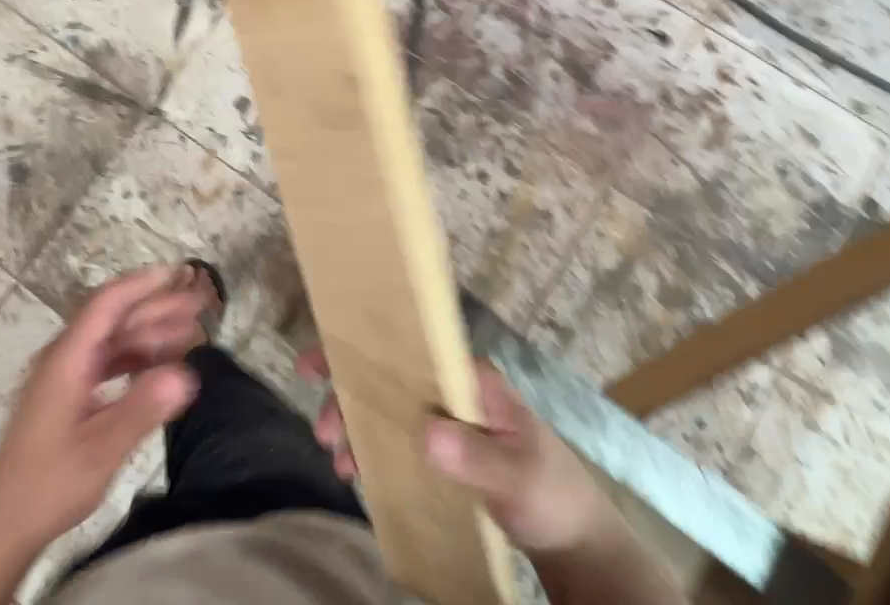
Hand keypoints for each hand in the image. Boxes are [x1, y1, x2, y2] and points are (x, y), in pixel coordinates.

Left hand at [0, 266, 203, 549]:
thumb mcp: (102, 450)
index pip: (106, 304)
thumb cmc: (50, 484)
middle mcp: (64, 358)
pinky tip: (163, 366)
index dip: (142, 284)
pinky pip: (108, 363)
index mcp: (66, 359)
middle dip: (157, 307)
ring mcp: (65, 376)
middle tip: (201, 304)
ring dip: (151, 333)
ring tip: (193, 333)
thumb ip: (142, 409)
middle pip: (114, 319)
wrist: (5, 523)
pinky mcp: (69, 395)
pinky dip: (137, 359)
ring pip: (113, 341)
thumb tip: (188, 374)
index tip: (179, 274)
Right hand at [299, 349, 619, 557]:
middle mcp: (452, 389)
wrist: (573, 537)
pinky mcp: (443, 448)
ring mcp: (446, 418)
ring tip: (343, 465)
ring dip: (356, 427)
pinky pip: (396, 436)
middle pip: (387, 378)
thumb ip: (477, 458)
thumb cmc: (550, 494)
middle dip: (348, 399)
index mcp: (470, 378)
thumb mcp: (518, 479)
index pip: (408, 351)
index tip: (316, 366)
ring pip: (387, 408)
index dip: (359, 353)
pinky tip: (359, 472)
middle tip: (327, 435)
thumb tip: (426, 431)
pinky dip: (371, 448)